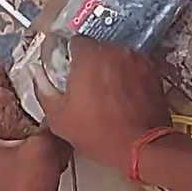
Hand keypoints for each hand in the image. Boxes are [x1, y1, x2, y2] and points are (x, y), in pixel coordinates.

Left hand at [0, 83, 68, 190]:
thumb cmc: (29, 186)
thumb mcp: (42, 143)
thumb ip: (49, 124)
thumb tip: (56, 113)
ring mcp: (0, 173)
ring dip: (5, 133)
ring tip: (17, 120)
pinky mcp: (15, 182)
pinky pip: (14, 159)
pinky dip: (21, 148)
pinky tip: (37, 146)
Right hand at [36, 36, 170, 169]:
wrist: (143, 147)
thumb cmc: (100, 134)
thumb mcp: (60, 119)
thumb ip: (45, 91)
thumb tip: (37, 76)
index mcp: (90, 55)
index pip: (74, 42)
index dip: (70, 58)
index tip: (69, 73)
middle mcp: (116, 51)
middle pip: (98, 49)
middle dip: (92, 65)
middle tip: (88, 88)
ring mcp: (138, 60)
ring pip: (118, 58)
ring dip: (111, 70)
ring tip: (108, 95)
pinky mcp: (154, 72)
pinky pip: (134, 68)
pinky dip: (129, 78)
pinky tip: (125, 98)